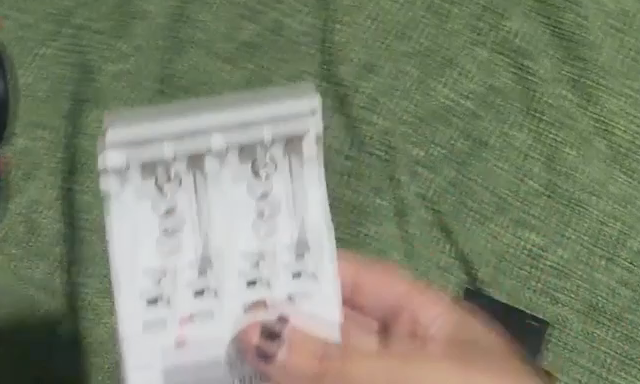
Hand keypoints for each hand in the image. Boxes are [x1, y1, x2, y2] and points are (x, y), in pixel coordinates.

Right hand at [234, 252, 548, 382]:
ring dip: (279, 367)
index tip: (249, 266)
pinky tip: (258, 383)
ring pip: (325, 372)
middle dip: (281, 325)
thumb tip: (259, 330)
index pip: (359, 280)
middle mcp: (406, 356)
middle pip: (333, 333)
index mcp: (427, 318)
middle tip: (212, 315)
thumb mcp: (410, 371)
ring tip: (218, 354)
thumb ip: (336, 360)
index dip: (307, 270)